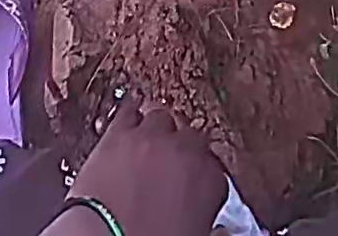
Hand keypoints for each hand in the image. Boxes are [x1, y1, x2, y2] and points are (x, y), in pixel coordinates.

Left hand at [64, 95, 224, 235]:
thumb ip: (211, 229)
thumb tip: (219, 232)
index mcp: (207, 180)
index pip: (216, 170)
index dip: (204, 182)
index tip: (197, 191)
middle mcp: (182, 150)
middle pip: (191, 137)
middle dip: (185, 151)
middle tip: (175, 171)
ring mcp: (150, 137)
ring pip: (162, 117)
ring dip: (159, 132)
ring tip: (153, 149)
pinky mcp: (119, 133)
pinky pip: (129, 112)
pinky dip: (131, 118)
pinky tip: (130, 127)